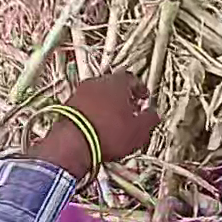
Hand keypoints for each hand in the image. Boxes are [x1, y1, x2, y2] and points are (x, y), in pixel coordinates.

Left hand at [29, 72, 160, 177]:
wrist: (73, 143)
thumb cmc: (107, 134)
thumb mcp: (139, 131)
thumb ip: (150, 119)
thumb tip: (154, 115)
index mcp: (117, 83)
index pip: (132, 79)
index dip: (140, 89)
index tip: (144, 97)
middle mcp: (97, 82)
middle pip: (113, 85)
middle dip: (123, 97)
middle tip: (130, 109)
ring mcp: (80, 93)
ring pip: (98, 95)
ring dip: (107, 105)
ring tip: (113, 121)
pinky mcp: (67, 106)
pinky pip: (85, 106)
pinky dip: (93, 112)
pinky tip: (97, 126)